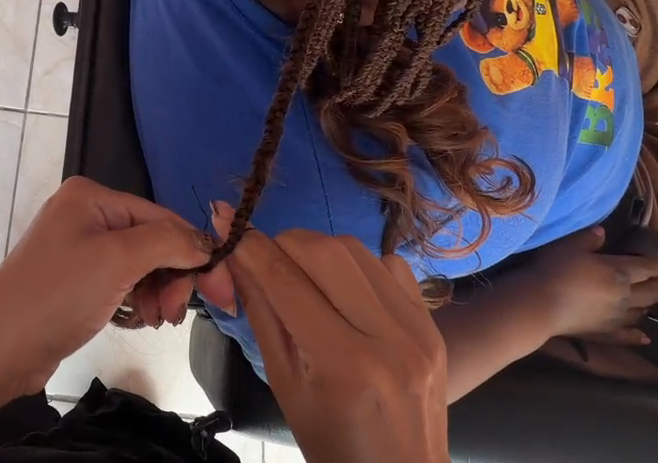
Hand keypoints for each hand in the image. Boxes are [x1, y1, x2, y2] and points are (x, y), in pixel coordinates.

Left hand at [0, 178, 231, 437]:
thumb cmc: (59, 293)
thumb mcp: (118, 259)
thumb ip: (168, 242)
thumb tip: (207, 241)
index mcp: (92, 196)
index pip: (161, 216)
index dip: (195, 251)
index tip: (222, 292)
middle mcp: (86, 214)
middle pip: (152, 240)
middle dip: (172, 275)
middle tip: (176, 313)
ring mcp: (79, 248)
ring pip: (140, 265)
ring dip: (157, 292)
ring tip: (155, 320)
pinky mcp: (75, 281)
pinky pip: (122, 283)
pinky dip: (137, 300)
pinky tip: (139, 319)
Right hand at [213, 203, 448, 462]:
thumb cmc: (331, 441)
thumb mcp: (283, 382)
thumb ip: (260, 309)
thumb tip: (234, 249)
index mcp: (344, 365)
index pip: (285, 281)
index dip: (250, 244)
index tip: (224, 217)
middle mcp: (389, 339)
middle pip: (324, 252)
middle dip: (284, 243)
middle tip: (267, 259)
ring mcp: (419, 329)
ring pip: (355, 250)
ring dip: (318, 250)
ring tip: (304, 275)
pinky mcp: (433, 323)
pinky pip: (388, 264)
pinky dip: (358, 264)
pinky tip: (346, 290)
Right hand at [521, 227, 657, 342]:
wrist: (543, 304)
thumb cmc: (554, 269)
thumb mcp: (568, 246)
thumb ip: (588, 239)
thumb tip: (604, 232)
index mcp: (618, 272)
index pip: (644, 267)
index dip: (653, 265)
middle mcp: (626, 296)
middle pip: (651, 292)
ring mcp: (619, 317)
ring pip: (642, 312)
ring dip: (648, 306)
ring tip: (651, 304)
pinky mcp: (608, 333)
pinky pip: (629, 335)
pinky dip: (639, 335)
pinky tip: (645, 336)